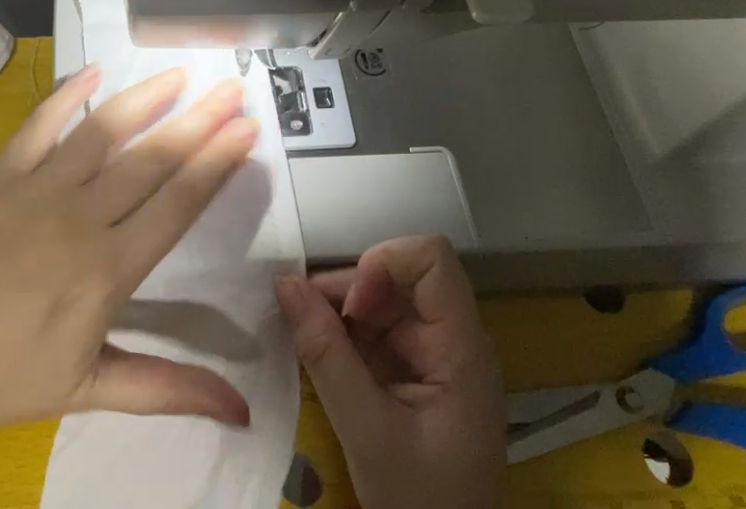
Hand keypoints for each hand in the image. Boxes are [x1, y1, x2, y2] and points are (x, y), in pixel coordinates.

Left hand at [0, 64, 261, 444]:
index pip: (178, 202)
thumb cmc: (7, 378)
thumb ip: (169, 388)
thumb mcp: (92, 389)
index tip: (249, 128)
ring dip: (144, 99)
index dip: (217, 162)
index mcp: (109, 269)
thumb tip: (244, 410)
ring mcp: (36, 190)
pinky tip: (91, 72)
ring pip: (102, 132)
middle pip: (151, 158)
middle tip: (232, 87)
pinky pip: (38, 126)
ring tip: (179, 73)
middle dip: (198, 120)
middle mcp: (80, 218)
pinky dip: (65, 96)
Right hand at [275, 235, 503, 508]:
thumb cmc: (420, 501)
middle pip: (399, 275)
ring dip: (338, 312)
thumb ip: (326, 354)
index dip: (384, 264)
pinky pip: (375, 330)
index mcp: (461, 349)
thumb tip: (284, 283)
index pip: (431, 260)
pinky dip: (342, 334)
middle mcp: (452, 340)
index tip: (350, 307)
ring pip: (381, 299)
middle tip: (303, 323)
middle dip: (347, 289)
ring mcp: (433, 355)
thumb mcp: (367, 431)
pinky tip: (320, 357)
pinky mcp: (414, 371)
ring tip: (306, 342)